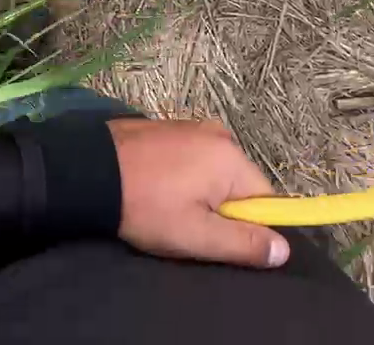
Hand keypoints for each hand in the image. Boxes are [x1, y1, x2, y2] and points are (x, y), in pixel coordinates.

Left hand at [107, 118, 288, 269]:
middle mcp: (218, 133)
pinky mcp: (170, 126)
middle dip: (223, 209)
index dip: (250, 226)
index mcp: (230, 156)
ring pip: (215, 172)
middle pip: (241, 184)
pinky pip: (194, 158)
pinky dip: (185, 176)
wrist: (89, 169)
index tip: (221, 237)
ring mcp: (192, 125)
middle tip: (190, 224)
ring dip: (202, 193)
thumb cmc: (146, 204)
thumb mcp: (196, 234)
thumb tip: (284, 249)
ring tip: (170, 206)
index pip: (267, 200)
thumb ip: (244, 243)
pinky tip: (159, 188)